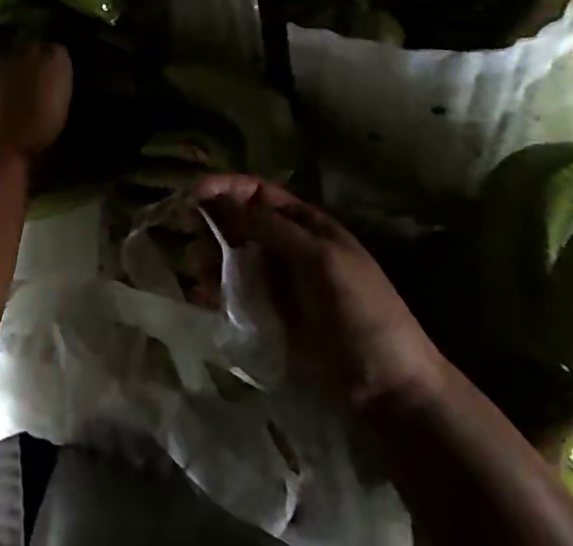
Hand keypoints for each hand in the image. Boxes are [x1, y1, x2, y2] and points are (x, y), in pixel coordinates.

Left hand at [0, 43, 71, 159]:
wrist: (17, 132)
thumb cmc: (49, 120)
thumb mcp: (65, 94)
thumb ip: (60, 75)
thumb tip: (53, 71)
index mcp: (59, 55)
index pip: (58, 50)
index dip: (54, 63)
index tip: (53, 76)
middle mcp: (37, 48)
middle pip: (38, 48)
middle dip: (37, 58)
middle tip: (36, 76)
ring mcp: (14, 54)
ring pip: (18, 52)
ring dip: (19, 62)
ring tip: (18, 78)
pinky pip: (1, 61)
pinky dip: (2, 68)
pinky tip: (3, 81)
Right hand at [195, 176, 447, 413]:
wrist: (383, 384)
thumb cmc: (361, 308)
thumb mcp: (322, 258)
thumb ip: (271, 228)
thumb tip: (221, 200)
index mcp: (304, 224)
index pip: (257, 193)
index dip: (225, 188)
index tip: (193, 194)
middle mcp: (284, 247)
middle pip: (237, 222)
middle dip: (211, 222)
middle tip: (189, 232)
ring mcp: (272, 283)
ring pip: (228, 258)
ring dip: (207, 256)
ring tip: (197, 269)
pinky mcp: (262, 317)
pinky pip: (229, 295)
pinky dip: (210, 291)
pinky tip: (199, 296)